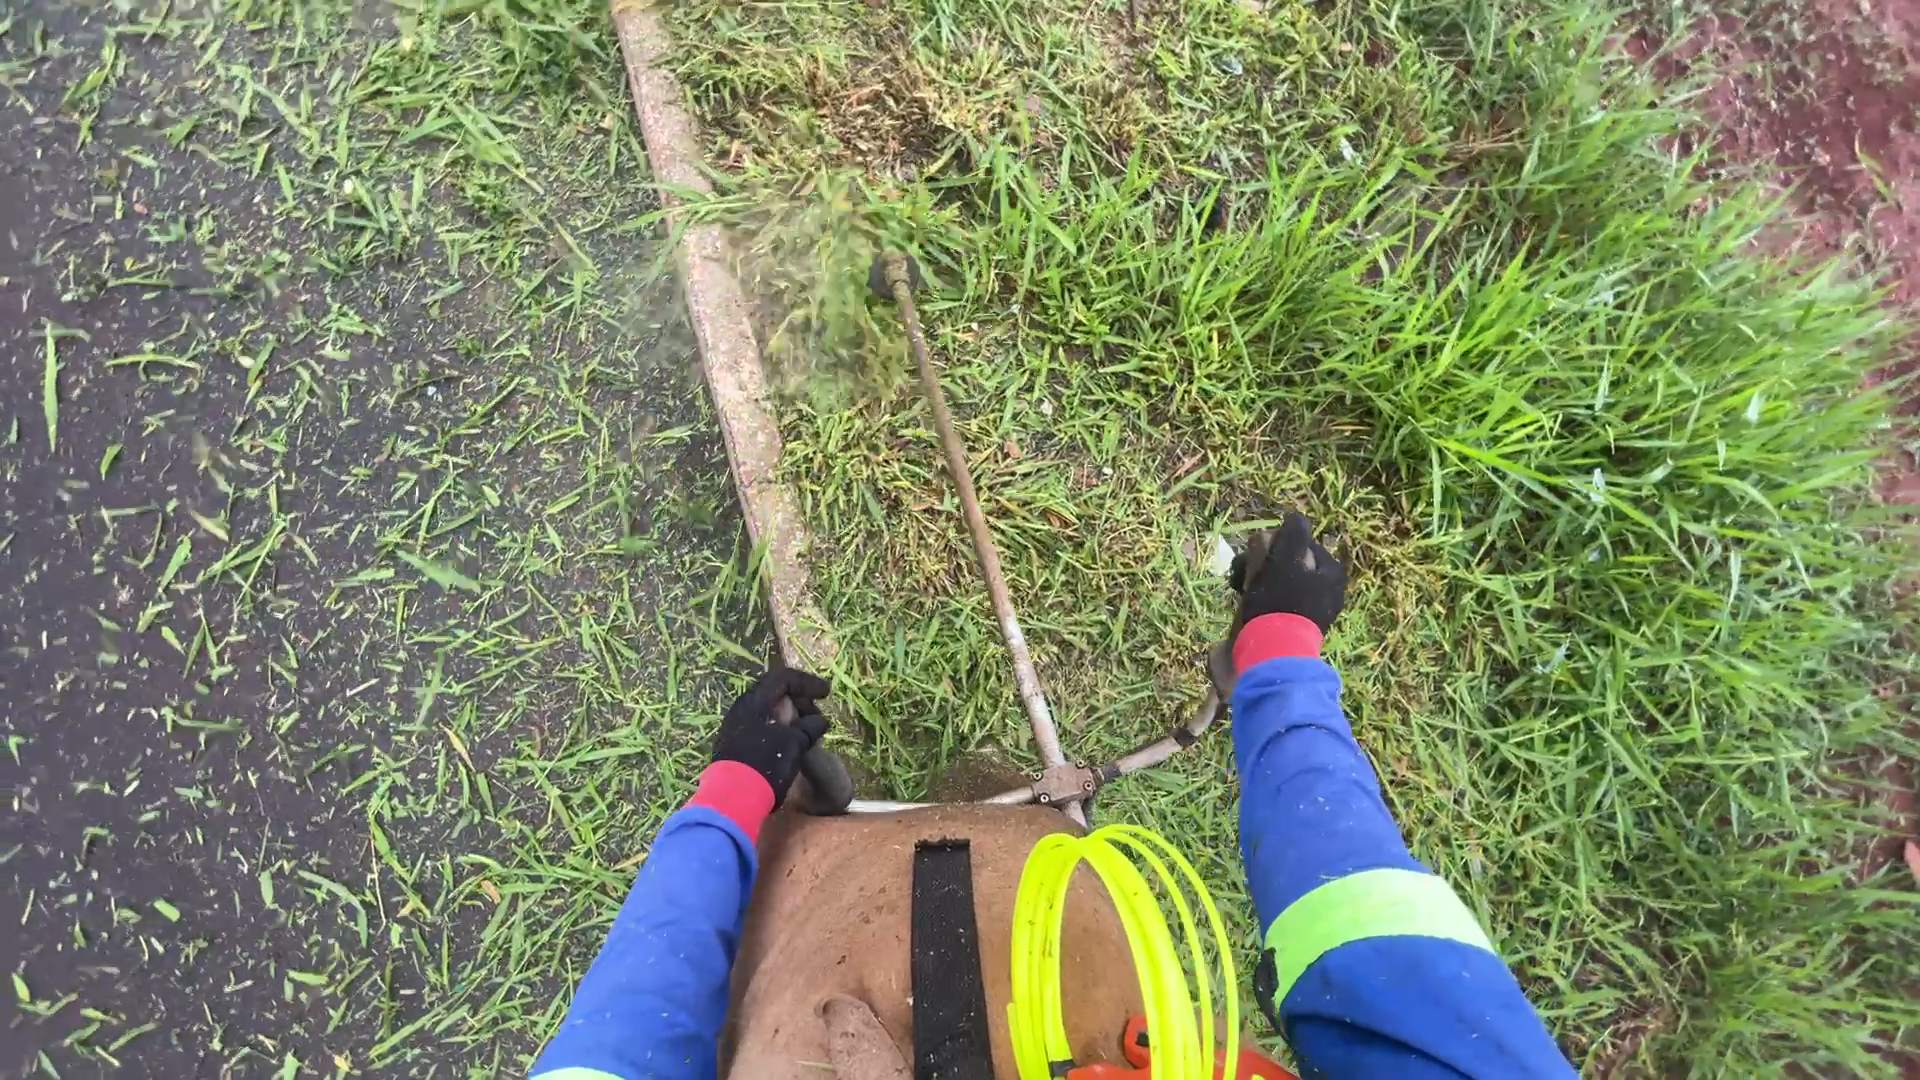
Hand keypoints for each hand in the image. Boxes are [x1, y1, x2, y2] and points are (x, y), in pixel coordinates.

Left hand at [713, 667, 832, 807]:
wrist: (732, 799)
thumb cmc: (766, 764)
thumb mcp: (795, 743)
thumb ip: (810, 726)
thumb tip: (819, 721)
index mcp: (755, 701)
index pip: (784, 678)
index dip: (808, 682)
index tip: (825, 694)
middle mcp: (742, 708)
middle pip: (775, 693)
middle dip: (800, 701)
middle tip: (816, 717)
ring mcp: (735, 726)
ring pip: (768, 711)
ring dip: (790, 717)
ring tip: (805, 733)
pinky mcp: (733, 744)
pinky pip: (760, 725)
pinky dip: (778, 728)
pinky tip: (789, 744)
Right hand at [1229, 512, 1346, 634]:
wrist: (1272, 649)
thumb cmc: (1280, 599)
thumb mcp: (1287, 558)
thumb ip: (1293, 534)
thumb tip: (1296, 518)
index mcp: (1332, 572)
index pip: (1302, 544)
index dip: (1277, 544)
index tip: (1257, 551)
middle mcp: (1329, 591)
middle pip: (1291, 563)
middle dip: (1265, 562)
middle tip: (1244, 569)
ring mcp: (1313, 611)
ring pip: (1281, 581)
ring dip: (1259, 579)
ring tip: (1240, 586)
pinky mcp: (1295, 627)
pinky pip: (1277, 602)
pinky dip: (1262, 598)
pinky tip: (1246, 602)